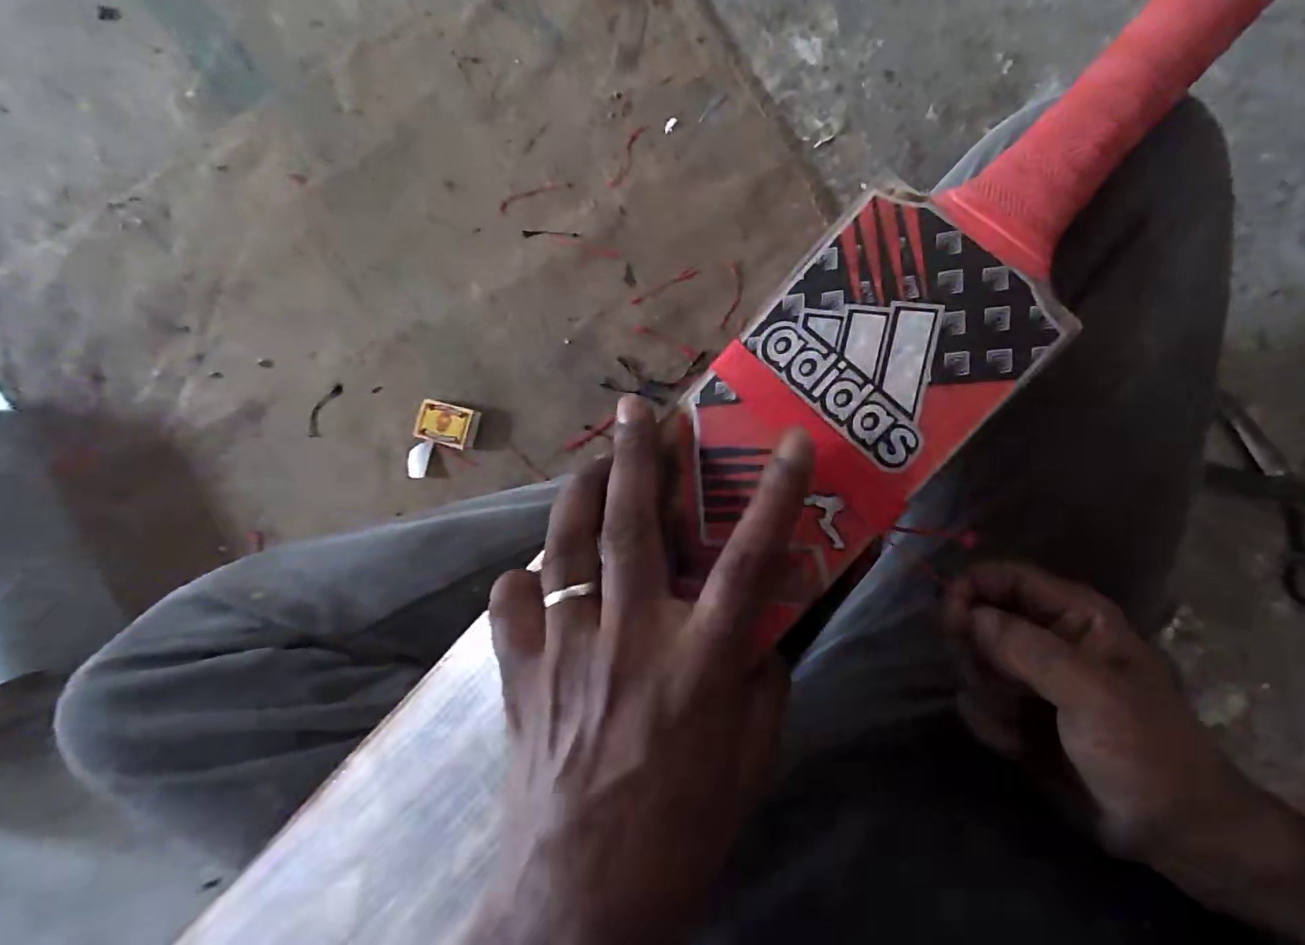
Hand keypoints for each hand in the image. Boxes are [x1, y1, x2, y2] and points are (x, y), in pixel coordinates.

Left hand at [467, 395, 814, 944]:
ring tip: (595, 457)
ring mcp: (567, 651)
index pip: (749, 561)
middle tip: (638, 408)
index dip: (776, 495)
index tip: (791, 441)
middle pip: (636, 526)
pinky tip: (539, 576)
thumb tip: (756, 628)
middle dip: (639, 457)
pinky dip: (526, 578)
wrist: (578, 900)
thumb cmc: (680, 832)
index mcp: (699, 665)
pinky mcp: (520, 672)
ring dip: (582, 490)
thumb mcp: (749, 762)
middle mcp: (632, 640)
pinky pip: (513, 601)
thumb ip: (759, 684)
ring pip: (568, 545)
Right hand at [942, 562, 1271, 867]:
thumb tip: (969, 616)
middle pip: (980, 619)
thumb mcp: (1093, 694)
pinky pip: (977, 703)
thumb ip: (1028, 649)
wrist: (1177, 834)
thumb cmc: (1147, 751)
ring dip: (986, 694)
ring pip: (974, 663)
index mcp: (1075, 615)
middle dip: (978, 654)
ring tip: (1018, 724)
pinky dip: (989, 723)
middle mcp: (1049, 638)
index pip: (1006, 578)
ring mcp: (1032, 679)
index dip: (972, 589)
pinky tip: (1018, 746)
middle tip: (999, 689)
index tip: (949, 620)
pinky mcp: (1019, 716)